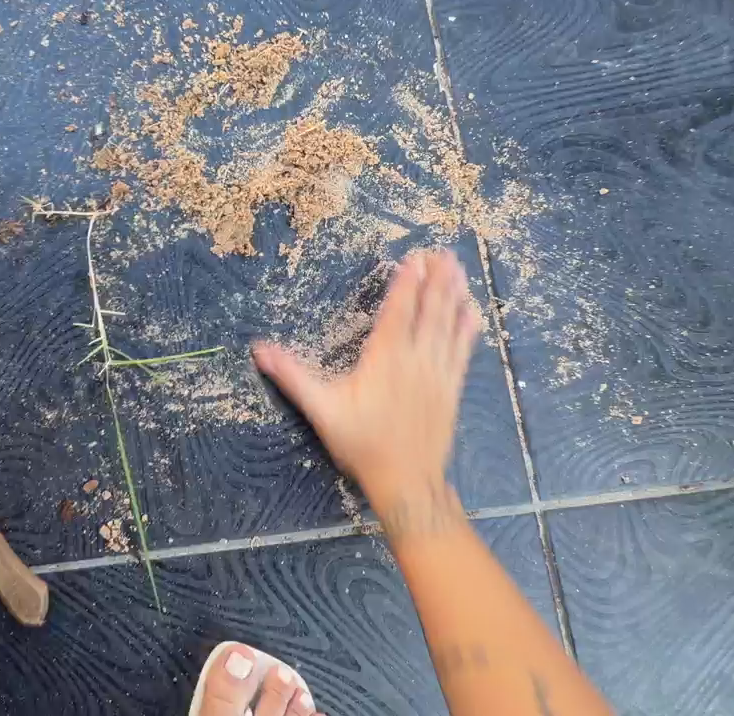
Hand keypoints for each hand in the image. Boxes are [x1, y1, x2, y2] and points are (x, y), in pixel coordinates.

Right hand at [255, 249, 479, 508]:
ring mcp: (437, 374)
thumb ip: (292, 376)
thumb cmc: (361, 443)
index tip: (414, 260)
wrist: (407, 482)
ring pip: (449, 327)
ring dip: (454, 296)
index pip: (397, 314)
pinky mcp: (450, 388)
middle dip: (435, 281)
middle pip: (428, 313)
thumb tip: (259, 349)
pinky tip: (474, 312)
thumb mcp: (321, 409)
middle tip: (444, 253)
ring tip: (460, 270)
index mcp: (384, 360)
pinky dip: (467, 329)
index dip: (406, 286)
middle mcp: (415, 361)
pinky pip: (462, 351)